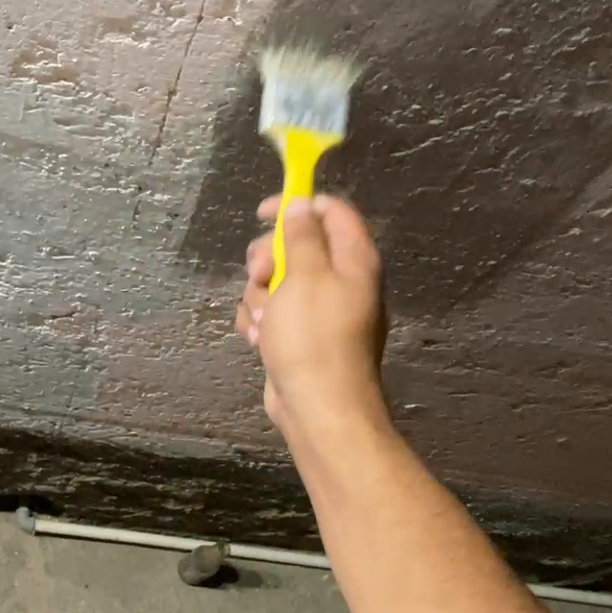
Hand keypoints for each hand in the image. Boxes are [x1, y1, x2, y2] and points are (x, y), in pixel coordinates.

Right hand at [236, 195, 389, 435]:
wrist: (318, 407)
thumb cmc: (313, 337)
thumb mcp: (305, 276)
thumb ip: (302, 236)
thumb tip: (301, 205)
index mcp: (353, 260)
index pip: (331, 211)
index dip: (297, 204)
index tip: (263, 213)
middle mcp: (340, 281)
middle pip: (296, 246)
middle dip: (267, 259)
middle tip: (260, 274)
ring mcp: (318, 311)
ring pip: (275, 281)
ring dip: (259, 297)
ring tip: (264, 322)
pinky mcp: (298, 336)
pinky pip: (270, 313)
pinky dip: (259, 322)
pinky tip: (258, 339)